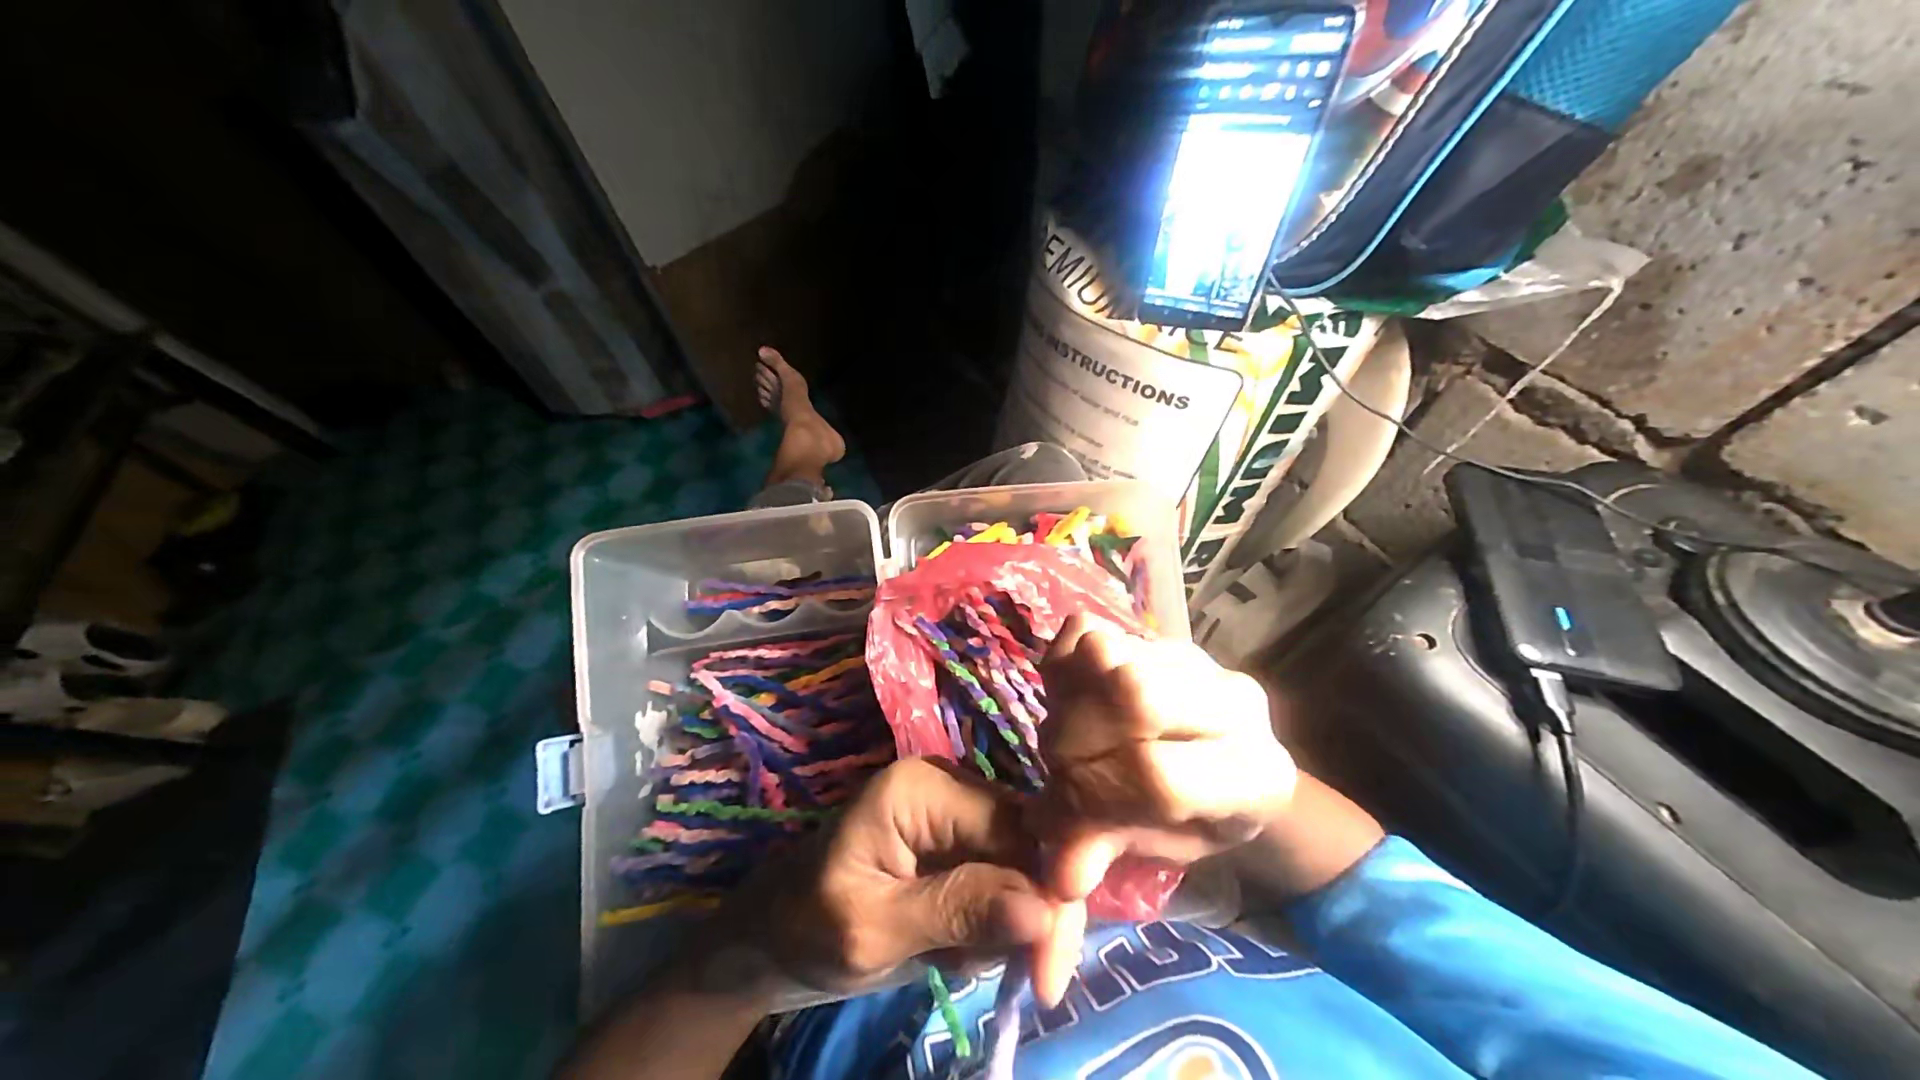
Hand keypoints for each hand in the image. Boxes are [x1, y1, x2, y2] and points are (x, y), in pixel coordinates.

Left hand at [738, 757, 1076, 996]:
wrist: (772, 938)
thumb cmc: (807, 928)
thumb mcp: (875, 929)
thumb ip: (957, 912)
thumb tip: (1044, 909)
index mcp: (924, 788)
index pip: (1017, 828)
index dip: (1050, 893)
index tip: (1051, 971)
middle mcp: (949, 787)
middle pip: (1030, 844)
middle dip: (1036, 916)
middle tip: (1030, 984)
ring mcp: (956, 815)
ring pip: (1024, 866)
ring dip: (1011, 926)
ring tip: (959, 961)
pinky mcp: (957, 844)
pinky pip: (1004, 880)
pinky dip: (995, 925)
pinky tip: (957, 950)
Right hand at [1035, 613, 1298, 889]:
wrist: (1229, 758)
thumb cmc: (1200, 815)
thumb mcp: (1166, 846)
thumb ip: (1112, 849)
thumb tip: (1060, 877)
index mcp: (1256, 774)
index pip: (1157, 774)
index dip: (1096, 793)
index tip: (1066, 811)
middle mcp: (1237, 702)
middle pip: (1134, 698)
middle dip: (1075, 739)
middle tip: (1060, 767)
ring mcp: (1196, 659)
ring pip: (1108, 656)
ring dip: (1066, 705)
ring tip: (1068, 736)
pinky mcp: (1158, 632)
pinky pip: (1089, 630)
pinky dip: (1065, 666)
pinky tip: (1070, 697)